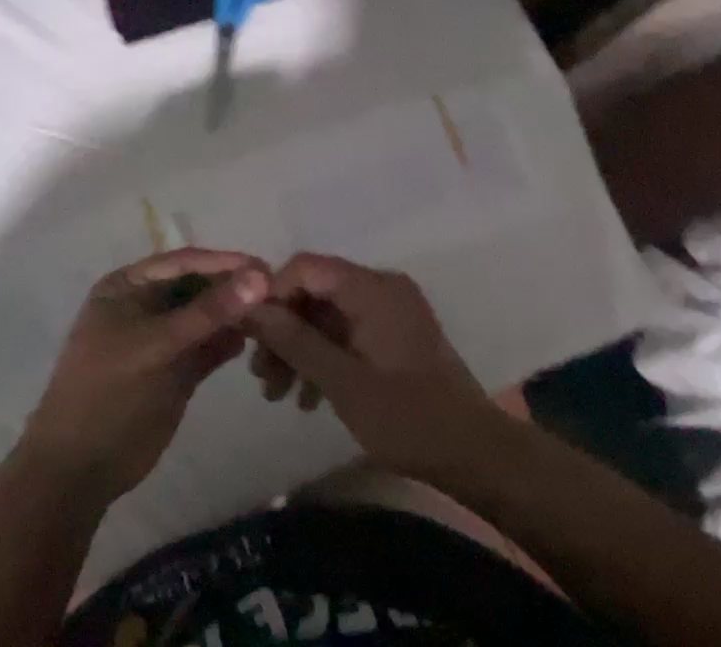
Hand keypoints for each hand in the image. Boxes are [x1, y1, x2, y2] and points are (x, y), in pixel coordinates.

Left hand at [20, 248, 269, 501]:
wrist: (80, 468)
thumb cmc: (107, 395)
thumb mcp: (155, 346)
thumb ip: (207, 312)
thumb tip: (260, 276)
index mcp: (126, 287)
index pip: (183, 263)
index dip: (223, 263)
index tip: (266, 267)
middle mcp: (145, 306)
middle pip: (199, 287)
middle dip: (234, 289)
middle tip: (278, 294)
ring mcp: (162, 340)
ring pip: (207, 317)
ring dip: (236, 315)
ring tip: (273, 318)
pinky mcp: (177, 370)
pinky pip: (209, 346)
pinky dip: (230, 342)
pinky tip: (255, 341)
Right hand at [243, 254, 492, 478]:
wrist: (474, 453)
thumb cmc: (406, 416)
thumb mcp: (340, 380)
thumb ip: (293, 339)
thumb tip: (248, 307)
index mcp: (372, 288)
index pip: (305, 268)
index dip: (271, 296)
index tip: (247, 335)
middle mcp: (382, 288)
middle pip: (314, 292)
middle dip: (282, 331)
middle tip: (258, 376)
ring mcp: (391, 313)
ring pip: (327, 317)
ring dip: (298, 350)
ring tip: (275, 394)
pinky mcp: (395, 337)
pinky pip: (347, 334)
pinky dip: (323, 359)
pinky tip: (306, 400)